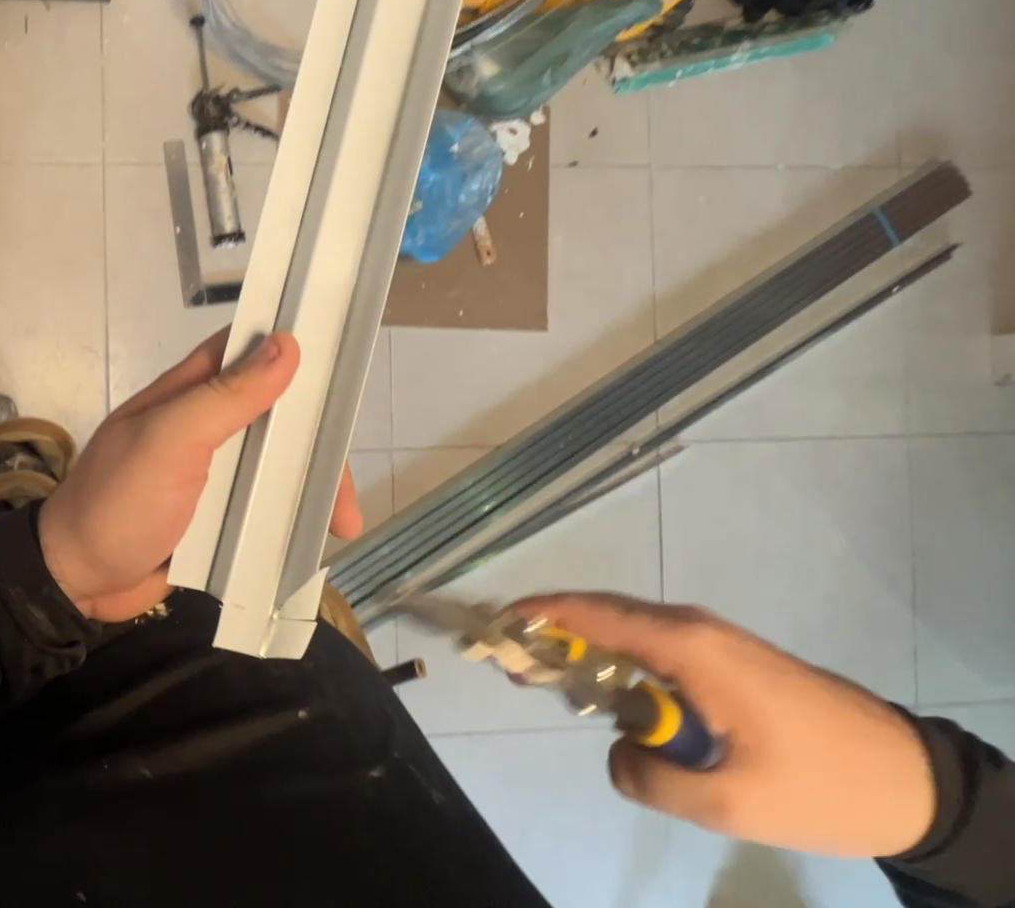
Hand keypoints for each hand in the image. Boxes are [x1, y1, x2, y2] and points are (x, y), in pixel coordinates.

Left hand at [38, 328, 362, 622]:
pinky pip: (263, 506)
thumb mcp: (168, 441)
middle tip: (345, 483)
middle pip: (277, 414)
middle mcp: (204, 425)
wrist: (76, 580)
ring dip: (311, 486)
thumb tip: (286, 344)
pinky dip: (291, 517)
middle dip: (318, 438)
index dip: (292, 346)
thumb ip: (224, 396)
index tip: (346, 360)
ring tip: (343, 525)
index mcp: (188, 393)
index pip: (247, 350)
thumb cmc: (117, 503)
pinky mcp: (215, 515)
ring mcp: (211, 473)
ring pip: (276, 463)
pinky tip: (318, 541)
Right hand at [514, 592, 936, 858]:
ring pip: (627, 630)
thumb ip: (647, 776)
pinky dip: (618, 660)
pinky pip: (653, 646)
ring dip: (586, 650)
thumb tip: (618, 752)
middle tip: (517, 666)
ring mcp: (713, 639)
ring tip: (556, 684)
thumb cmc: (821, 785)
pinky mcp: (727, 656)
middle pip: (602, 615)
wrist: (922, 785)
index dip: (539, 614)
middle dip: (553, 634)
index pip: (593, 614)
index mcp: (687, 647)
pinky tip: (613, 697)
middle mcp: (693, 628)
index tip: (496, 623)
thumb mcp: (727, 803)